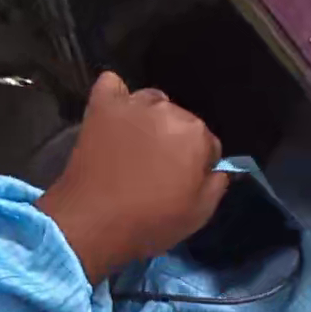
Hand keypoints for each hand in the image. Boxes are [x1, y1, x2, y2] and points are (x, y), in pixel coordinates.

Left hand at [35, 72, 230, 283]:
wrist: (92, 225)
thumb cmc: (148, 224)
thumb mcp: (198, 215)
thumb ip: (216, 185)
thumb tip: (218, 168)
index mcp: (197, 135)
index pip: (207, 143)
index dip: (195, 166)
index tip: (178, 185)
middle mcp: (169, 110)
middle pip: (180, 121)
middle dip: (172, 142)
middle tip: (153, 172)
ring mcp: (133, 105)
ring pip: (150, 102)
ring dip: (147, 120)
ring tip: (132, 149)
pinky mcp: (101, 108)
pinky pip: (111, 86)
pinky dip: (114, 98)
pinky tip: (112, 116)